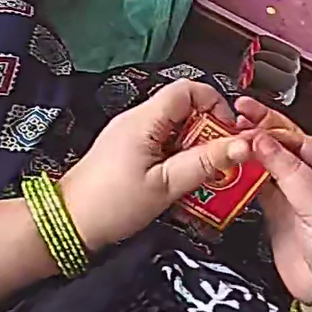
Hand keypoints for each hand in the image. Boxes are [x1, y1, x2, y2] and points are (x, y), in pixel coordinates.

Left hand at [60, 80, 250, 250]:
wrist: (70, 223)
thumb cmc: (110, 204)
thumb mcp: (166, 186)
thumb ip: (205, 163)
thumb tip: (242, 145)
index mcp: (145, 120)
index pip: (189, 88)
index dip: (215, 105)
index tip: (228, 133)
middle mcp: (138, 120)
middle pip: (186, 109)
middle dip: (209, 133)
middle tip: (221, 161)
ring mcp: (133, 135)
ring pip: (178, 129)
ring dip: (196, 150)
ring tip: (205, 176)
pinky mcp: (130, 151)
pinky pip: (165, 144)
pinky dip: (180, 159)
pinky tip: (183, 183)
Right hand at [233, 97, 311, 311]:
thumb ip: (291, 173)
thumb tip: (265, 142)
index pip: (299, 139)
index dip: (274, 128)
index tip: (250, 121)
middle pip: (282, 146)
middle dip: (260, 129)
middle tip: (236, 114)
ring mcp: (292, 197)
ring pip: (267, 164)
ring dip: (250, 150)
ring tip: (228, 135)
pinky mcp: (276, 214)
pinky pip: (257, 187)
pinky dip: (243, 175)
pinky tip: (232, 165)